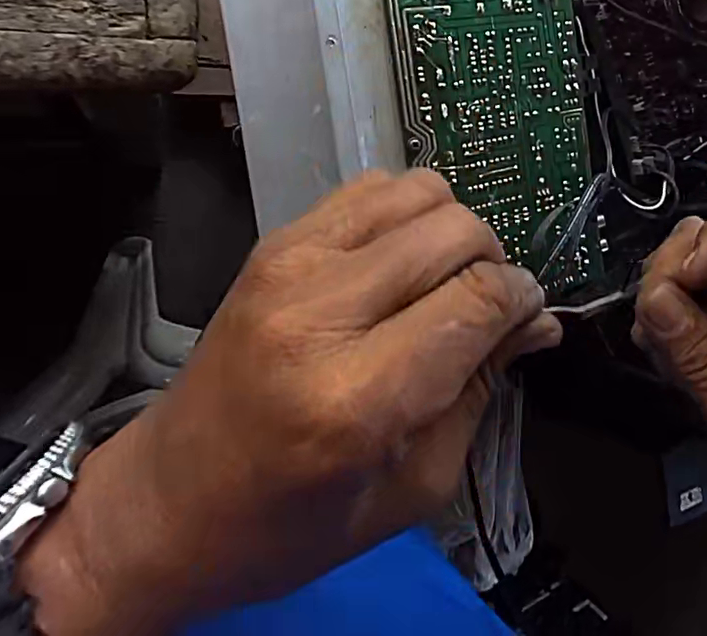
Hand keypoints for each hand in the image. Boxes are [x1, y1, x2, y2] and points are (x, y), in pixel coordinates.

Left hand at [24, 170, 561, 634]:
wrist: (167, 500)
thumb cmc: (293, 521)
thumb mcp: (413, 484)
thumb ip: (484, 389)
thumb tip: (539, 321)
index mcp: (354, 397)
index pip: (475, 299)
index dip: (520, 296)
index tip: (528, 310)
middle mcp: (320, 310)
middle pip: (456, 231)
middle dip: (494, 262)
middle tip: (487, 303)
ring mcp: (292, 260)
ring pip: (422, 192)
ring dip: (454, 229)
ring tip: (443, 276)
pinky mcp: (278, 240)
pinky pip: (376, 185)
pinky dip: (409, 211)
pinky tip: (402, 256)